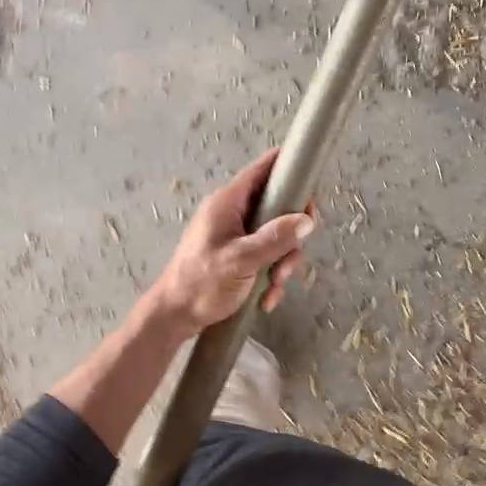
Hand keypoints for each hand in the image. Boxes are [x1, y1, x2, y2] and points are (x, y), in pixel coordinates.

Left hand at [145, 148, 319, 339]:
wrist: (174, 316)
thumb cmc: (201, 284)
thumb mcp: (242, 260)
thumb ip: (275, 238)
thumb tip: (306, 221)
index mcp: (227, 203)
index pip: (263, 169)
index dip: (289, 170)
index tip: (310, 189)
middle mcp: (232, 214)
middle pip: (277, 209)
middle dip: (290, 239)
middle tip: (287, 262)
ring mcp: (234, 237)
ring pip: (275, 239)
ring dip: (281, 265)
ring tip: (273, 286)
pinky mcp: (236, 258)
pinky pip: (265, 259)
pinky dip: (269, 278)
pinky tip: (265, 299)